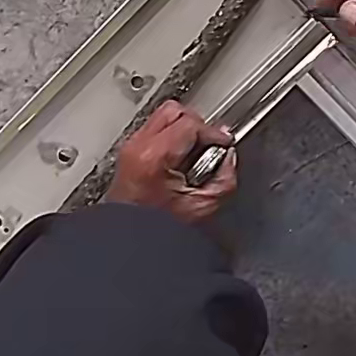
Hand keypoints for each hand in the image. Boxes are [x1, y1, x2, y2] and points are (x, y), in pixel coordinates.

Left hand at [106, 100, 237, 222]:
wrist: (127, 244)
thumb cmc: (156, 231)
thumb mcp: (203, 206)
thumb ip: (225, 177)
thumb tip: (228, 156)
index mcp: (155, 157)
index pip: (191, 123)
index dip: (213, 133)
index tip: (224, 145)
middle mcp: (138, 147)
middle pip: (175, 111)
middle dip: (197, 125)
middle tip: (209, 145)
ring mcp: (131, 148)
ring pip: (164, 116)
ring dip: (184, 129)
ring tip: (194, 152)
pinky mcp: (129, 153)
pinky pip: (155, 130)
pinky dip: (172, 137)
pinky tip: (179, 160)